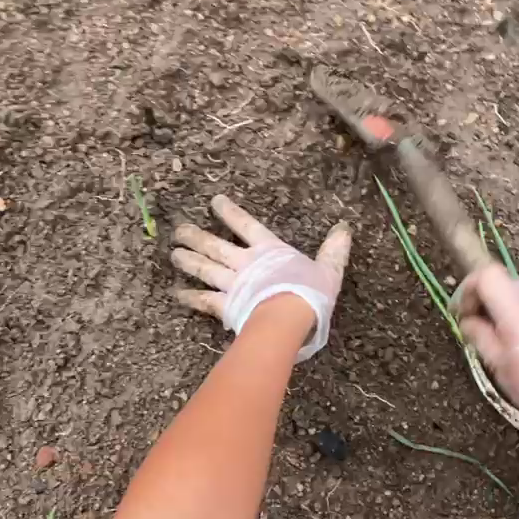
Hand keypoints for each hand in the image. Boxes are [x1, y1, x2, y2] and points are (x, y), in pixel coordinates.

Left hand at [170, 195, 351, 361]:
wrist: (290, 316)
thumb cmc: (311, 293)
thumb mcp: (329, 269)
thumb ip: (333, 251)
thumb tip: (345, 230)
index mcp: (269, 250)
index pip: (246, 225)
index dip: (230, 213)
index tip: (214, 202)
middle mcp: (246, 263)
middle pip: (216, 246)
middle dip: (196, 237)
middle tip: (179, 230)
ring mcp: (233, 283)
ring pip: (205, 268)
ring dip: (188, 261)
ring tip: (174, 254)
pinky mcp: (226, 305)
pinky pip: (203, 300)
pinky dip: (189, 297)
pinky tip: (177, 293)